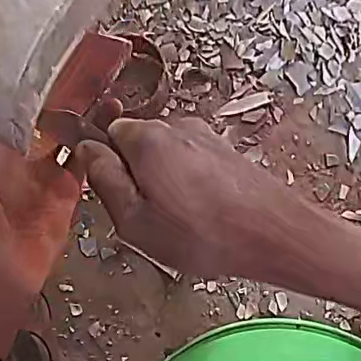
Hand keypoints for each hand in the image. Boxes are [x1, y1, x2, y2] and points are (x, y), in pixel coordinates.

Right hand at [74, 117, 334, 284]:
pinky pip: (190, 162)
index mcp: (146, 138)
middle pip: (135, 143)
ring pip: (164, 154)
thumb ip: (103, 180)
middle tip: (145, 215)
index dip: (104, 167)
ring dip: (163, 181)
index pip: (105, 134)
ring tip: (178, 220)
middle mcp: (175, 126)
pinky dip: (188, 184)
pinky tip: (200, 214)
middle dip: (134, 174)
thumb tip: (87, 151)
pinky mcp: (225, 151)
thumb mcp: (134, 220)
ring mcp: (204, 136)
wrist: (274, 234)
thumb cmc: (203, 234)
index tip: (114, 196)